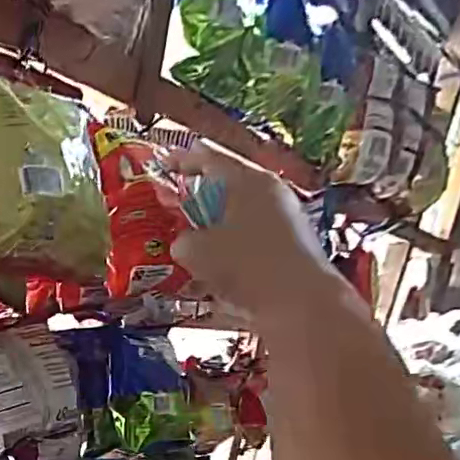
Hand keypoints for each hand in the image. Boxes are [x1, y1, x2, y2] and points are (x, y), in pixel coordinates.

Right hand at [168, 144, 349, 325]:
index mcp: (250, 182)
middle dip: (197, 193)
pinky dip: (223, 243)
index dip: (184, 158)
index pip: (212, 159)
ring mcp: (281, 220)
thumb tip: (184, 242)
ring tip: (185, 235)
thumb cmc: (245, 264)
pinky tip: (207, 263)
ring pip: (235, 213)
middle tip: (171, 200)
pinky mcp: (284, 246)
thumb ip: (182, 239)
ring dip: (209, 222)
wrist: (297, 301)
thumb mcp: (196, 250)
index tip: (162, 160)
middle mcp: (269, 194)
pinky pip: (244, 236)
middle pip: (227, 185)